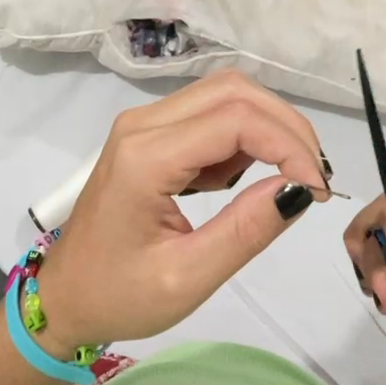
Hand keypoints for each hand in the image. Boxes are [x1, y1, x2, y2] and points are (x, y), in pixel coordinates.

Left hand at [33, 70, 332, 356]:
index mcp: (145, 156)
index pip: (235, 119)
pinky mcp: (150, 132)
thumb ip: (245, 230)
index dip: (288, 144)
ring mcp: (144, 123)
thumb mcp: (187, 277)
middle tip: (314, 178)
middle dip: (285, 125)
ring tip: (293, 177)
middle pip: (233, 90)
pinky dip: (244, 135)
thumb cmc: (118, 294)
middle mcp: (143, 123)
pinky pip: (208, 112)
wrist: (65, 294)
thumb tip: (300, 187)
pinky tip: (249, 178)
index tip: (320, 189)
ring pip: (224, 93)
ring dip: (268, 125)